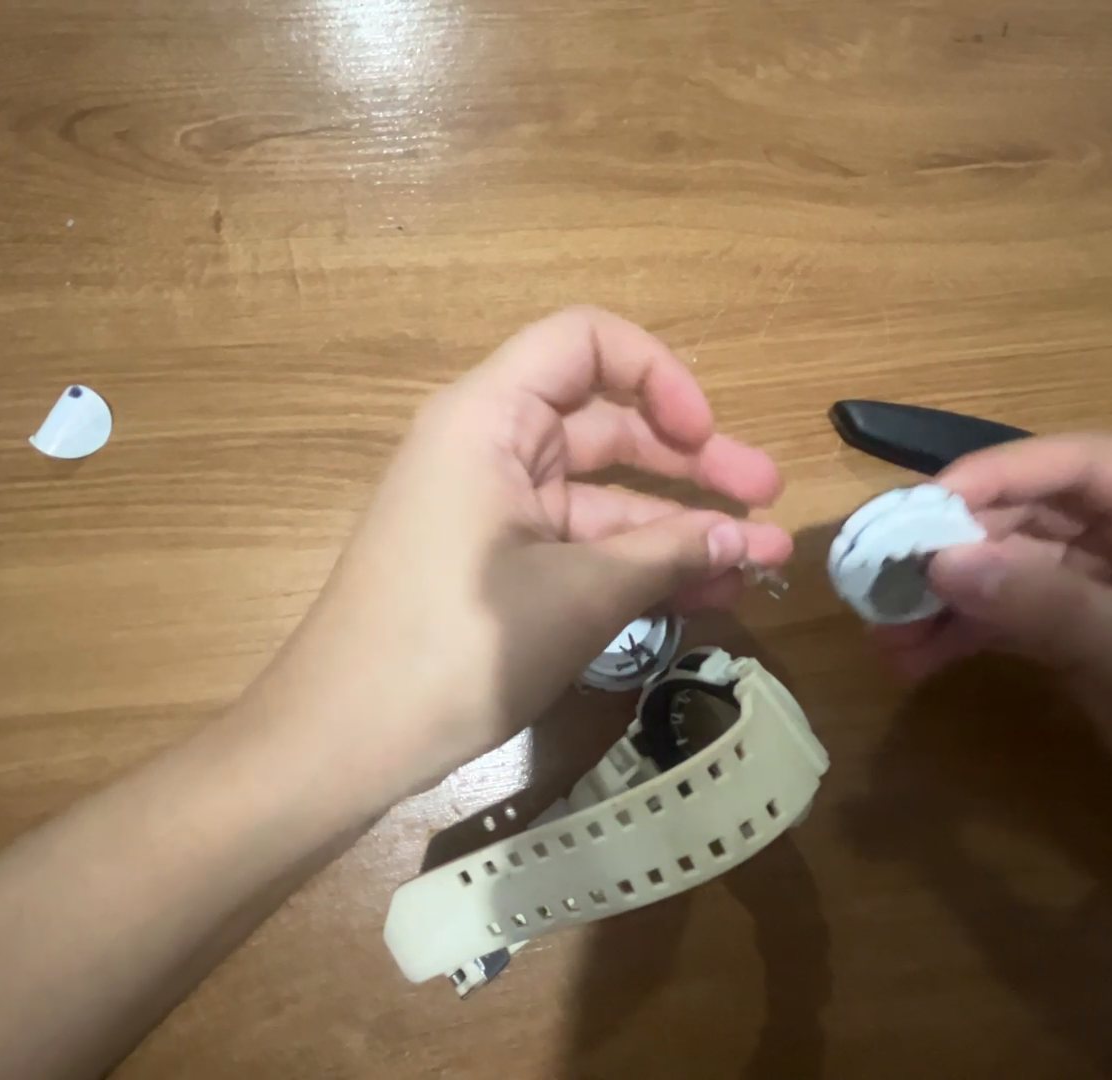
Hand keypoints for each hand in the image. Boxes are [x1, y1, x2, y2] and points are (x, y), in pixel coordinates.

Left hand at [274, 308, 791, 795]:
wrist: (342, 743)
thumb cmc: (456, 648)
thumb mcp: (580, 595)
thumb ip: (670, 555)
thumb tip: (749, 541)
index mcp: (489, 418)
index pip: (586, 344)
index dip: (658, 375)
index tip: (705, 434)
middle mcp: (491, 449)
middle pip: (608, 427)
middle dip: (694, 464)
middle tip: (769, 498)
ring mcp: (495, 512)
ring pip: (603, 499)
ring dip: (678, 530)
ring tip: (761, 563)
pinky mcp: (499, 565)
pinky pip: (580, 547)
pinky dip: (636, 566)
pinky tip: (706, 593)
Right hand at [872, 435, 1111, 890]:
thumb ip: (1054, 610)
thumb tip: (941, 563)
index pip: (1083, 464)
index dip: (994, 476)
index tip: (915, 509)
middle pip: (1031, 512)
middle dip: (953, 546)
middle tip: (878, 578)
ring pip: (1009, 562)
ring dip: (945, 595)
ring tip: (884, 633)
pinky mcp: (1087, 627)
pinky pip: (1010, 611)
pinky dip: (961, 630)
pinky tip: (914, 658)